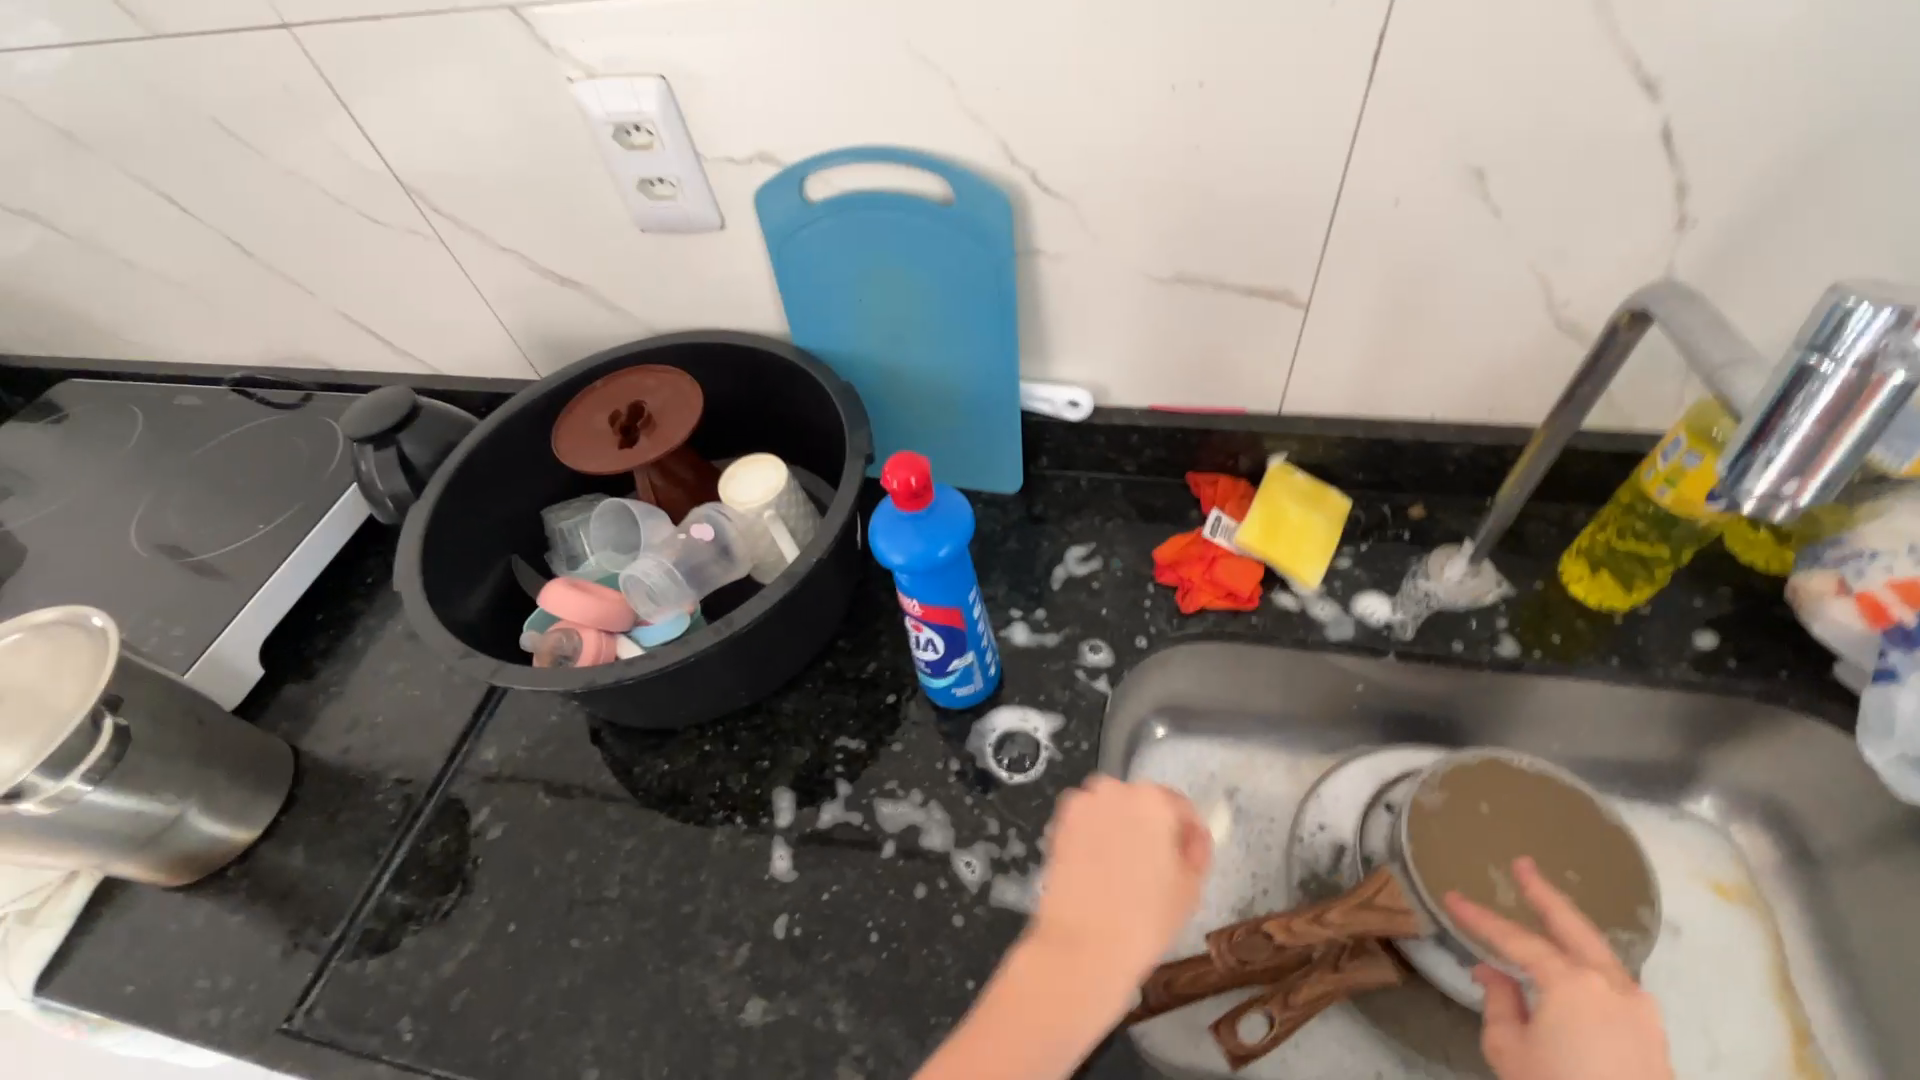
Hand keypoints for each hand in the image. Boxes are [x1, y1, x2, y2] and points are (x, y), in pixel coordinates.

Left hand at [1025, 776, 1212, 986]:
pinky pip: (1088, 823)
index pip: (1181, 807)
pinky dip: (1095, 836)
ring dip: (1122, 828)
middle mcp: (1115, 790)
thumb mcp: (1191, 887)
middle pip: (1144, 803)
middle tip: (1158, 866)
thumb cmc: (1145, 918)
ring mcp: (1082, 804)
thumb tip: (1191, 838)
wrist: (1082, 943)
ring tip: (1127, 869)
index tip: (1190, 857)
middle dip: (1153, 828)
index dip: (1189, 833)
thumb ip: (1197, 850)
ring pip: (1113, 810)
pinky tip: (1100, 869)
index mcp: (1153, 799)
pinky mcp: (1058, 823)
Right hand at [1445, 857, 1672, 1079]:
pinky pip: (1612, 981)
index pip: (1515, 939)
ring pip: (1599, 953)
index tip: (1452, 897)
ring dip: (1570, 928)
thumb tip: (1493, 974)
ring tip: (1547, 908)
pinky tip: (1574, 964)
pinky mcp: (1652, 1034)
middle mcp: (1611, 984)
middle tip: (1523, 865)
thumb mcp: (1511, 1050)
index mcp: (1571, 982)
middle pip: (1573, 927)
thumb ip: (1500, 1004)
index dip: (1479, 917)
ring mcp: (1640, 1008)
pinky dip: (1588, 960)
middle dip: (1545, 893)